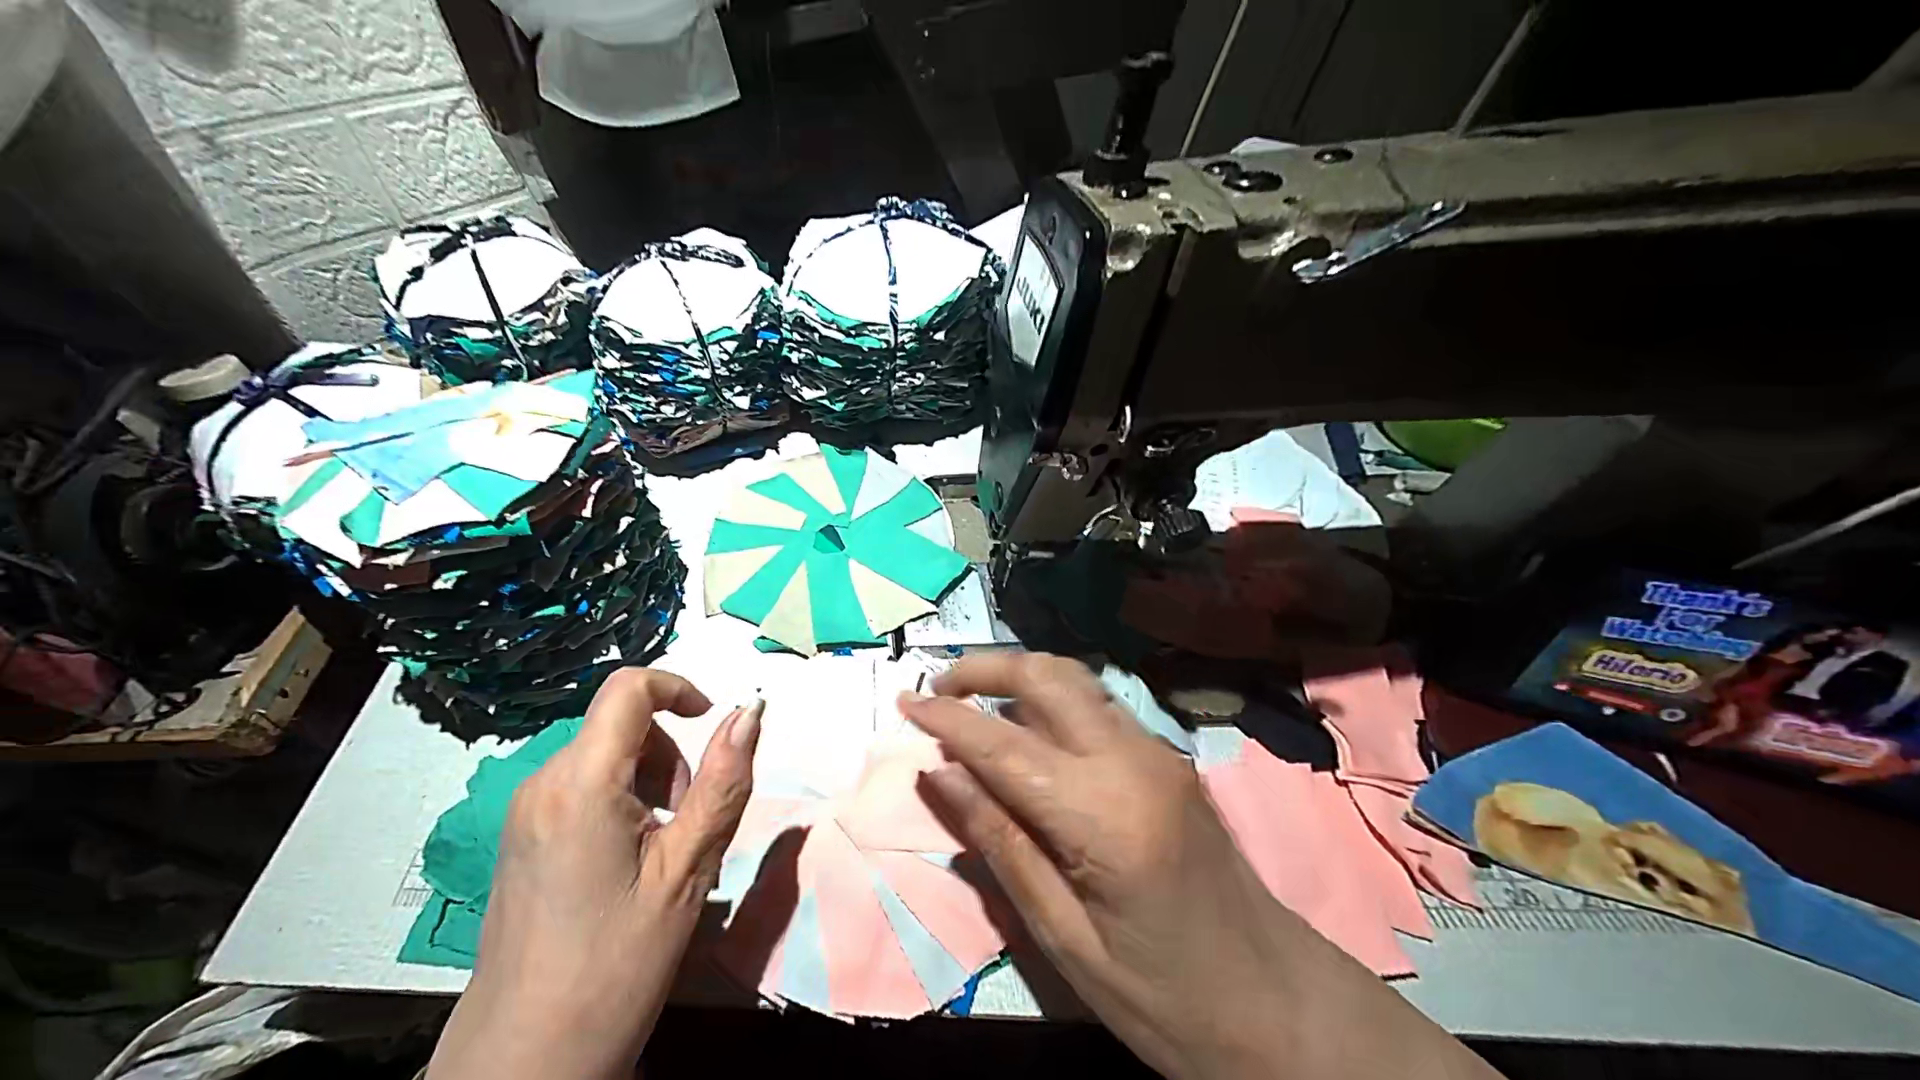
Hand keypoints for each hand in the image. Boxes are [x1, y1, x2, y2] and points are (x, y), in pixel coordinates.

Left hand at [428, 669, 761, 1079]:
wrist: (524, 1061)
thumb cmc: (616, 963)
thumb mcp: (687, 870)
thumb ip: (722, 783)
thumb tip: (751, 712)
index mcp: (581, 784)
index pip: (628, 688)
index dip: (678, 687)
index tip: (712, 722)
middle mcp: (543, 783)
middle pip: (622, 725)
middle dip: (672, 754)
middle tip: (690, 821)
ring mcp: (526, 810)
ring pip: (606, 754)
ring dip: (651, 778)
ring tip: (665, 848)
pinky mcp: (522, 835)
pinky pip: (584, 785)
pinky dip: (623, 799)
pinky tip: (632, 860)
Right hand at [900, 654, 1497, 1079]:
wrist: (1277, 1003)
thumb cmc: (1163, 995)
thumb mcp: (1064, 938)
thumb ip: (999, 843)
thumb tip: (942, 772)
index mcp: (1105, 815)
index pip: (1004, 744)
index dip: (947, 718)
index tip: (902, 704)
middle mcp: (1134, 761)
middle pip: (1049, 678)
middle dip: (985, 669)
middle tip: (935, 690)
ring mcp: (1157, 752)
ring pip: (1076, 680)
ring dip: (1018, 676)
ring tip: (970, 699)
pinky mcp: (1167, 758)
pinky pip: (1097, 706)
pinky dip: (1049, 698)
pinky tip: (1023, 728)